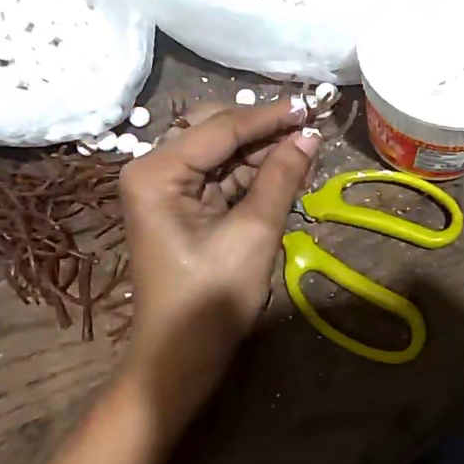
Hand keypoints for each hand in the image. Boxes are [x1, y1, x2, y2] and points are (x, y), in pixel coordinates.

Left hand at [116, 97, 321, 419]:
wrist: (179, 358)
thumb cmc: (211, 299)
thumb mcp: (253, 234)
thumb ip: (280, 177)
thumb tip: (310, 136)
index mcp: (156, 172)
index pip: (220, 129)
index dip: (268, 117)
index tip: (311, 106)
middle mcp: (152, 170)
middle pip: (214, 131)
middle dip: (262, 130)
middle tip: (308, 127)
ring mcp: (164, 188)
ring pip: (218, 152)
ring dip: (259, 150)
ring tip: (305, 148)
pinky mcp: (179, 206)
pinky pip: (218, 176)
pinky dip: (250, 173)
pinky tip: (284, 169)